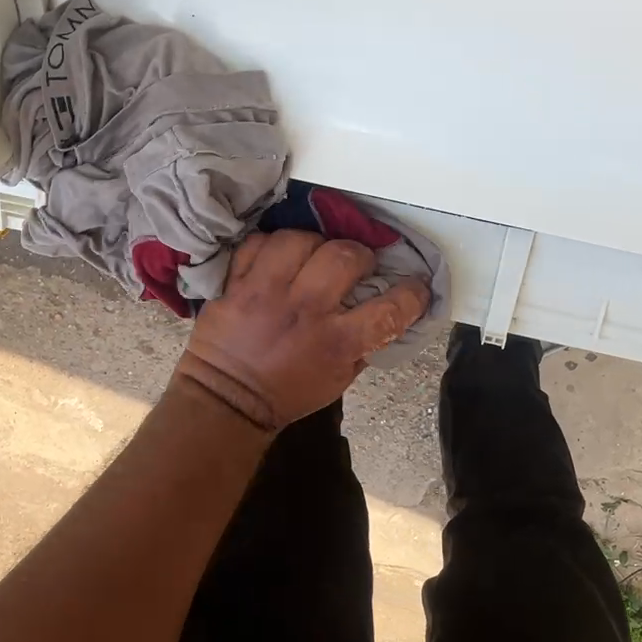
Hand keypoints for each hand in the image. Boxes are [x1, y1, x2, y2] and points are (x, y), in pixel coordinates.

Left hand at [173, 230, 430, 431]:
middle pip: (344, 257)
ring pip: (300, 240)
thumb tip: (384, 313)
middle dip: (360, 255)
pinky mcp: (236, 282)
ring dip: (315, 243)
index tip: (415, 286)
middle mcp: (304, 310)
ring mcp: (266, 292)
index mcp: (336, 342)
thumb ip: (363, 344)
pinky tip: (279, 258)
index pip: (389, 308)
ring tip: (314, 255)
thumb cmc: (288, 394)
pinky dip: (273, 245)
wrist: (226, 402)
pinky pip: (259, 243)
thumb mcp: (339, 379)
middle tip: (357, 264)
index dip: (412, 292)